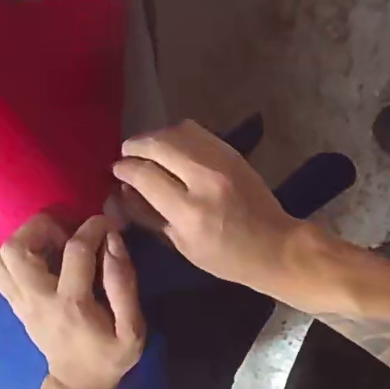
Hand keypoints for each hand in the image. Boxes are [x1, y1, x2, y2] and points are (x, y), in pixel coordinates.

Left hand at [0, 214, 144, 388]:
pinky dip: (12, 254)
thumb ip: (124, 284)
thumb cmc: (109, 356)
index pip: (74, 250)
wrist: (77, 383)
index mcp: (71, 303)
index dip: (92, 227)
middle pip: (17, 247)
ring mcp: (20, 301)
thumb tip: (112, 241)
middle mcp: (37, 298)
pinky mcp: (13, 303)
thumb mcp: (133, 329)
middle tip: (67, 232)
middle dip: (43, 226)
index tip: (107, 224)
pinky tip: (37, 257)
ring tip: (51, 243)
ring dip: (25, 238)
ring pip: (1, 255)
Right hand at [112, 120, 305, 292]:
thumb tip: (122, 190)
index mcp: (189, 211)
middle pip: (159, 145)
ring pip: (177, 132)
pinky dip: (176, 135)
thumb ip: (148, 215)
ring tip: (144, 149)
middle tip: (125, 155)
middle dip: (135, 147)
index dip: (124, 169)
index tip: (115, 171)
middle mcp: (205, 179)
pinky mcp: (232, 152)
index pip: (145, 176)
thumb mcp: (180, 244)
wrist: (274, 245)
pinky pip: (196, 132)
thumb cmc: (223, 256)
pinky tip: (169, 148)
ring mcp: (222, 161)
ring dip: (154, 137)